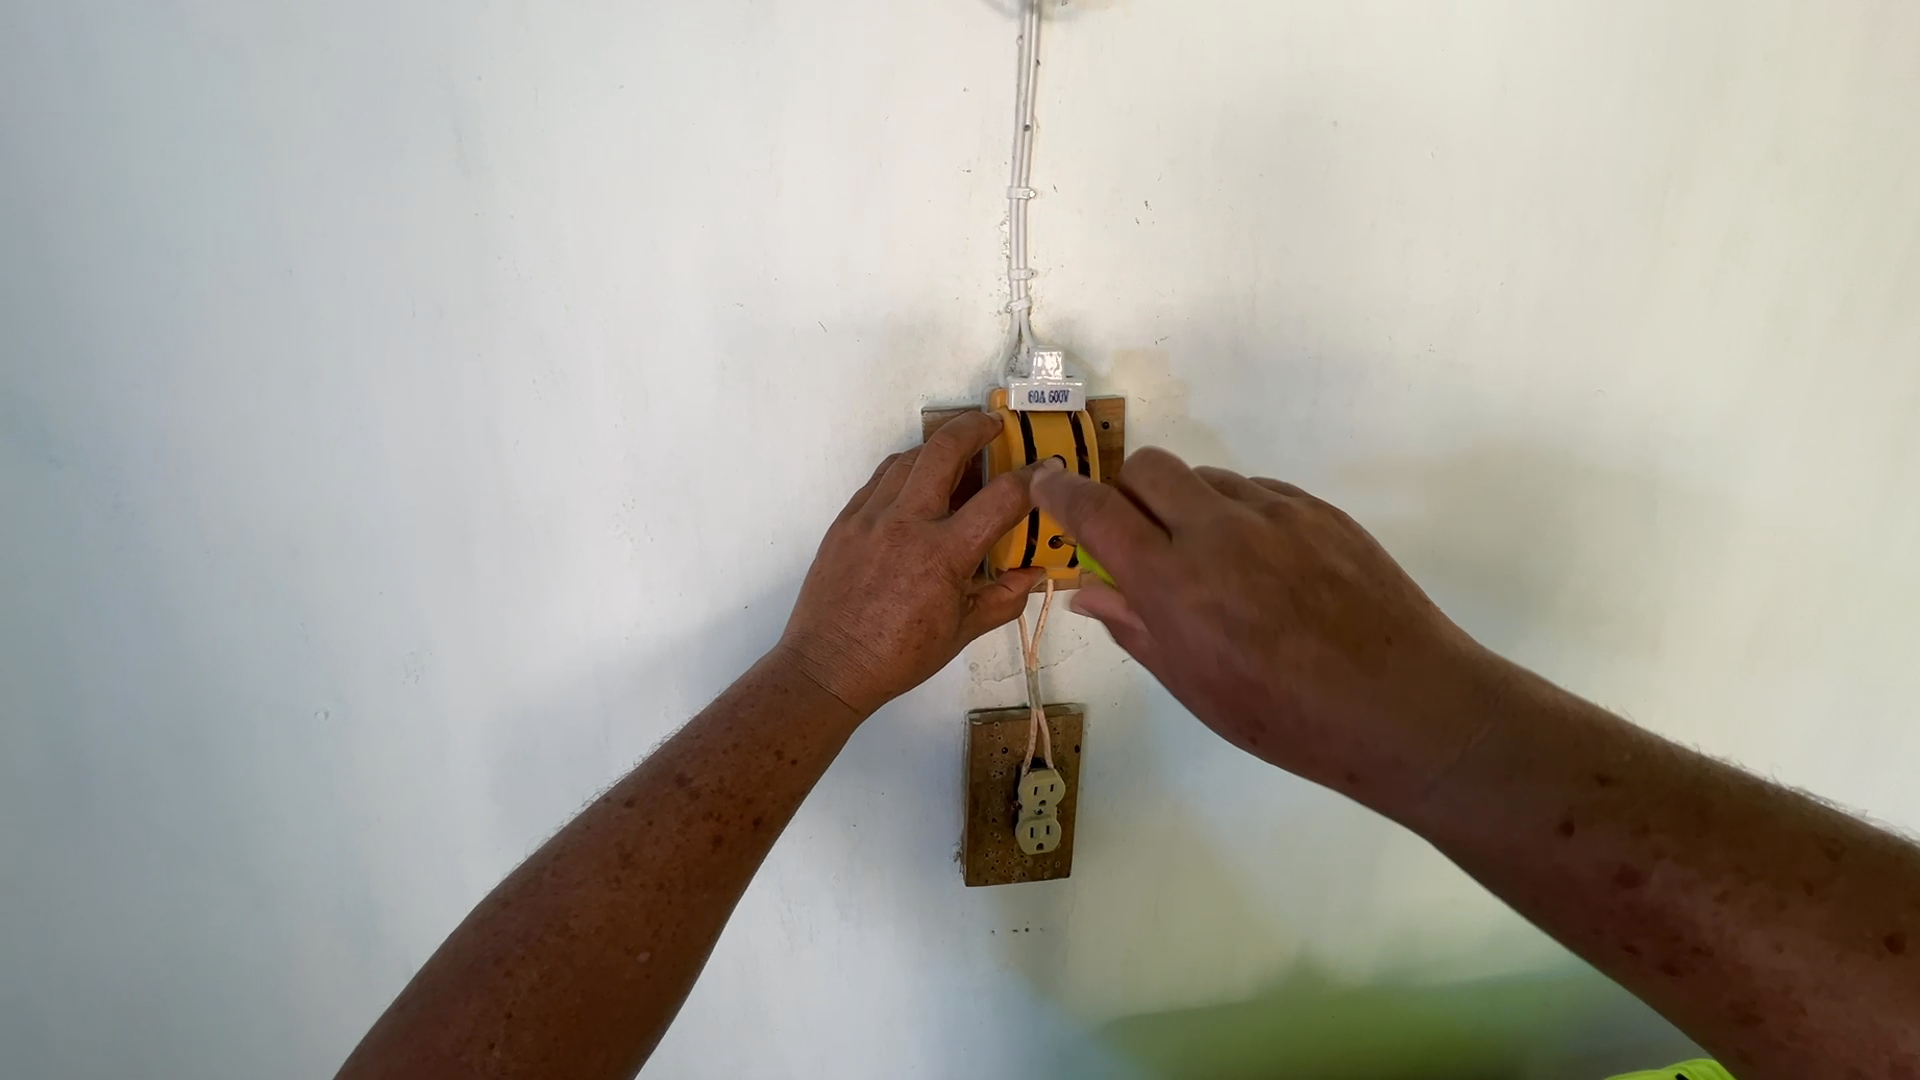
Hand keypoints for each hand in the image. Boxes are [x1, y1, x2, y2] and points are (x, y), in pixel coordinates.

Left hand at [778, 412, 1052, 715]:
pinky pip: (879, 479)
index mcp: (942, 554)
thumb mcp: (962, 632)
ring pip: (908, 458)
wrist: (829, 666)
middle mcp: (906, 524)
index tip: (1047, 468)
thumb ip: (1004, 598)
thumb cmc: (899, 656)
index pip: (1000, 499)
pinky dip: (905, 469)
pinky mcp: (846, 520)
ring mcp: (870, 517)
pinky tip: (916, 480)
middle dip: (975, 427)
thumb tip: (1036, 574)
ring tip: (957, 451)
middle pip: (944, 450)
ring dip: (937, 446)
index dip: (1033, 479)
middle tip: (993, 425)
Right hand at [1033, 448, 1497, 811]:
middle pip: (1147, 468)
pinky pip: (1254, 490)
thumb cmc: (1284, 716)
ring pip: (1202, 477)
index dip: (1060, 492)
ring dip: (1184, 505)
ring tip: (1211, 561)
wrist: (1407, 708)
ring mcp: (1273, 513)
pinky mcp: (1317, 509)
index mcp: (1174, 582)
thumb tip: (1086, 590)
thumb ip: (1132, 625)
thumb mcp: (1191, 685)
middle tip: (1140, 537)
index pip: (1095, 512)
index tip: (1045, 482)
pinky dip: (1235, 513)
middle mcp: (1217, 531)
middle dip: (1127, 492)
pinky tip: (1262, 564)